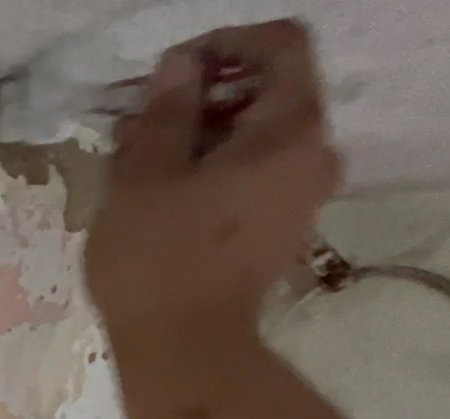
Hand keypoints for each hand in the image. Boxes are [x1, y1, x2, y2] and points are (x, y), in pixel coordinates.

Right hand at [85, 21, 342, 342]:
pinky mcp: (279, 225)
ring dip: (198, 138)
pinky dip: (209, 170)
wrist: (182, 343)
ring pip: (254, 138)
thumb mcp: (142, 179)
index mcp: (289, 129)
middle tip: (136, 126)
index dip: (221, 46)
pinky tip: (160, 197)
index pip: (279, 46)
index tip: (163, 74)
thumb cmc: (155, 258)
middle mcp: (314, 152)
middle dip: (200, 99)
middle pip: (267, 93)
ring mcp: (301, 192)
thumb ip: (164, 113)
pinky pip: (251, 175)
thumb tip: (179, 65)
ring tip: (136, 166)